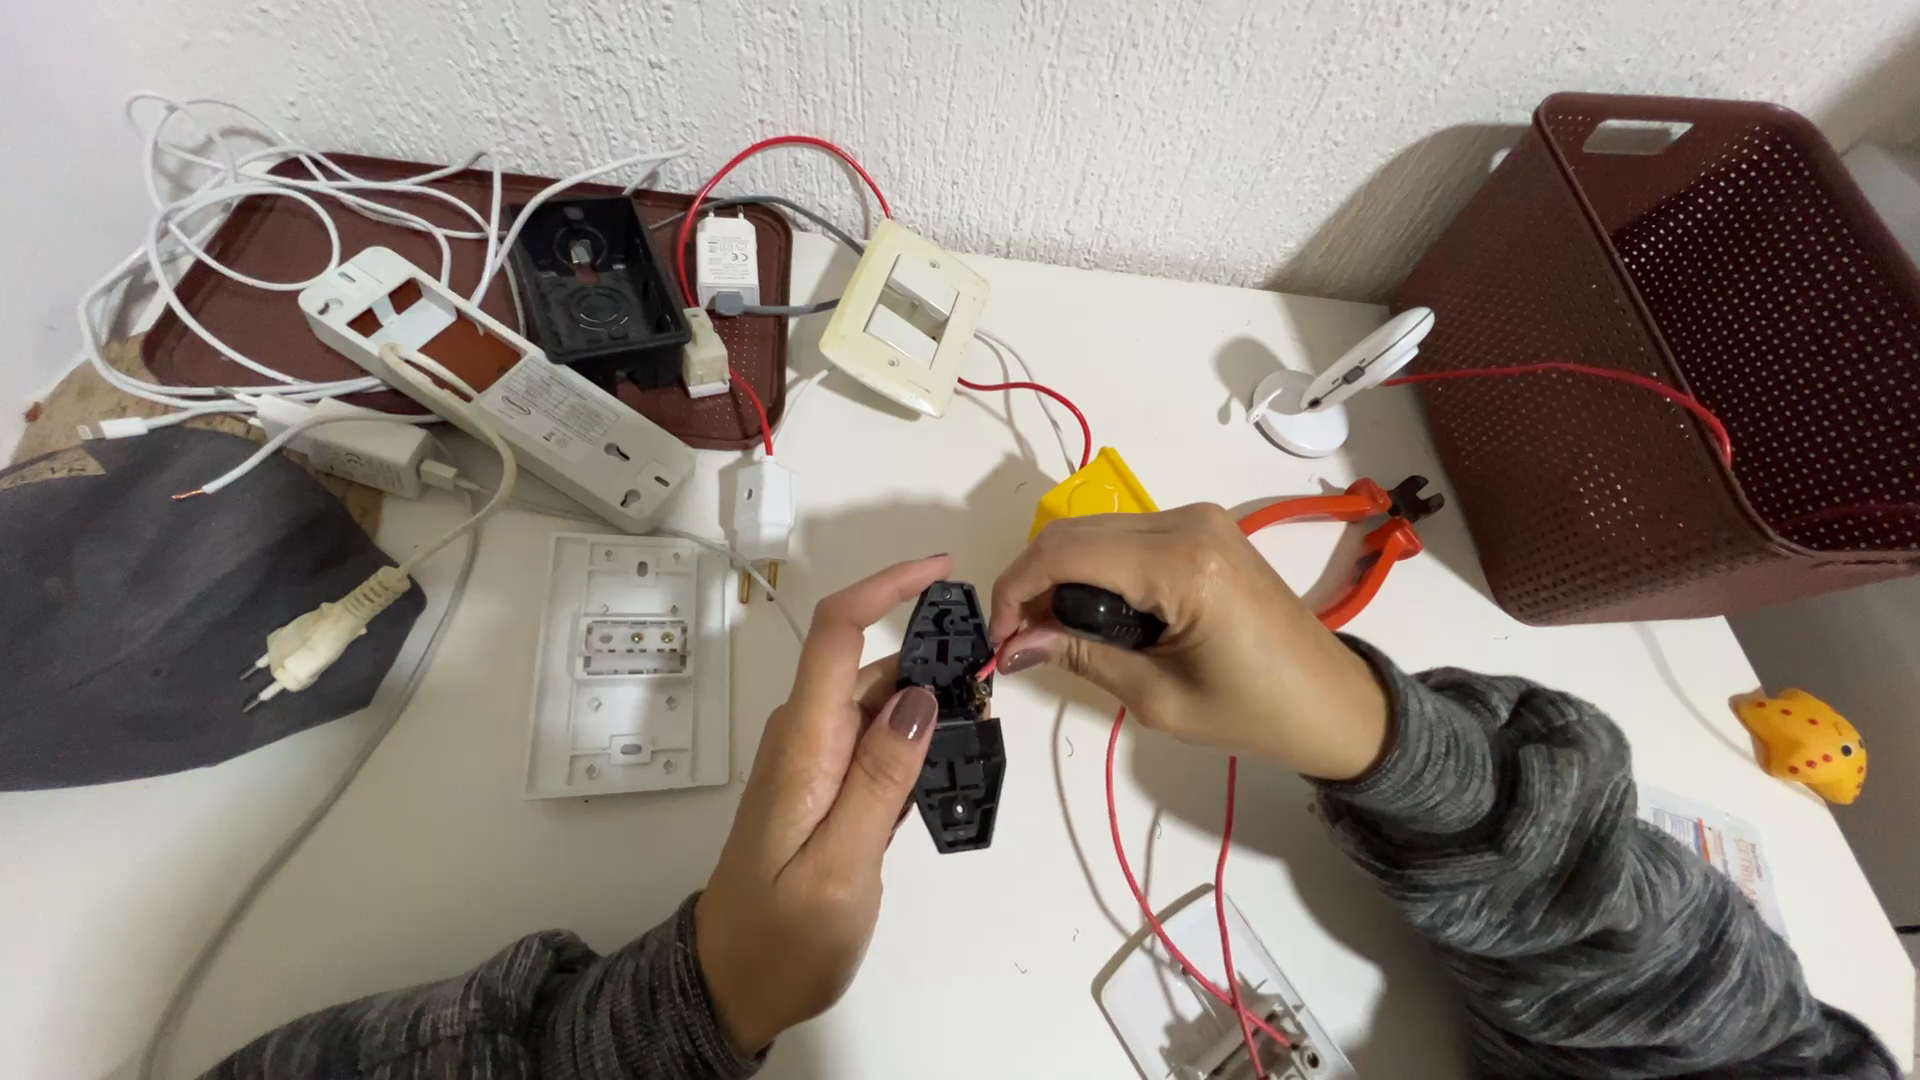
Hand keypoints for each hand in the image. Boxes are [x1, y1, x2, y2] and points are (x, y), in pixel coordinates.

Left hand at [695, 555, 949, 1054]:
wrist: (734, 983)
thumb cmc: (782, 934)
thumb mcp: (838, 867)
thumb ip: (879, 778)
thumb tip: (918, 696)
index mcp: (804, 741)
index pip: (836, 633)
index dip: (885, 588)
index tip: (941, 571)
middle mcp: (808, 733)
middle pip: (868, 661)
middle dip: (929, 654)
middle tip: (988, 680)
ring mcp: (817, 755)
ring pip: (880, 699)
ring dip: (928, 698)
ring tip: (979, 723)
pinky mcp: (829, 778)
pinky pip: (878, 735)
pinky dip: (915, 732)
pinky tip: (948, 754)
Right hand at [988, 505, 1388, 779]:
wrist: (1332, 701)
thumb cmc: (1252, 712)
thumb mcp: (1157, 698)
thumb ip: (1079, 657)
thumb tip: (1011, 644)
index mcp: (1182, 565)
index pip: (1065, 555)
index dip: (1015, 590)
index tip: (1001, 638)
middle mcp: (1187, 523)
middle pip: (1071, 532)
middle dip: (1030, 581)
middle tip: (1020, 637)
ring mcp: (1196, 517)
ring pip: (1091, 530)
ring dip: (1057, 573)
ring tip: (1051, 630)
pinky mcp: (1200, 525)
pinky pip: (1121, 536)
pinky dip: (1090, 567)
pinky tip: (1090, 609)